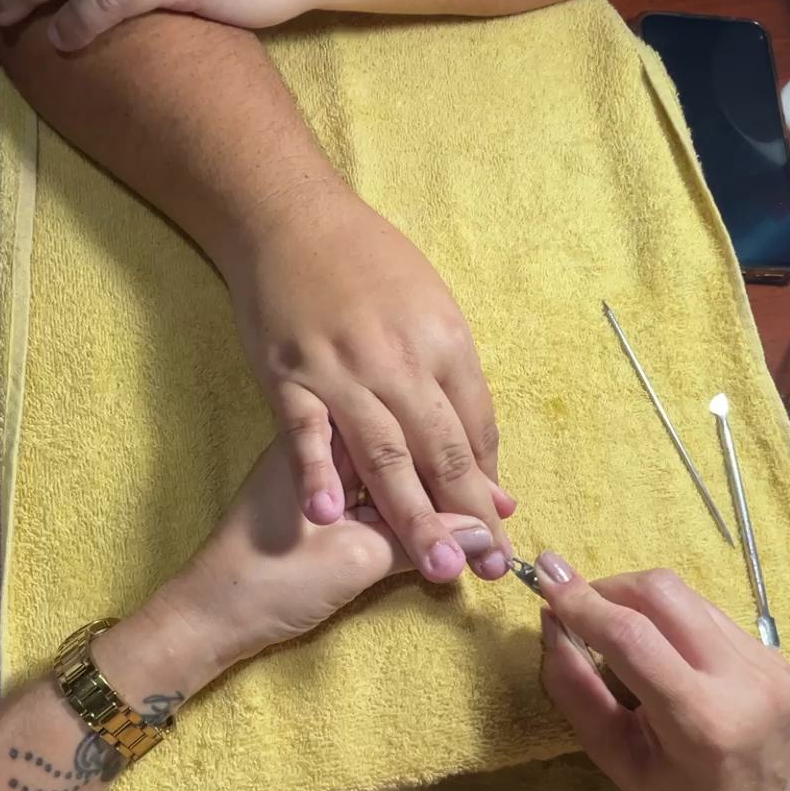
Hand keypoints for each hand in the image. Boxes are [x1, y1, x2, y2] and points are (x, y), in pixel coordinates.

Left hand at [153, 443, 498, 676]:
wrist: (208, 613)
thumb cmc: (270, 580)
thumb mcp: (352, 561)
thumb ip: (418, 542)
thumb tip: (484, 535)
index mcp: (322, 442)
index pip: (406, 445)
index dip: (459, 475)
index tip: (503, 506)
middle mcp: (322, 445)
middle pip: (406, 454)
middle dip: (457, 484)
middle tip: (506, 510)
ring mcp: (320, 471)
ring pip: (395, 472)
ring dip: (438, 494)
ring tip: (490, 510)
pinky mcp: (320, 498)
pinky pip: (377, 492)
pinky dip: (410, 506)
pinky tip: (443, 518)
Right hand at [232, 189, 511, 584]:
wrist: (292, 218)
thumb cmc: (365, 262)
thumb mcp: (427, 306)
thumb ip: (451, 376)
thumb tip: (478, 445)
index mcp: (444, 341)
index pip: (475, 427)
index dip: (488, 483)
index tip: (498, 526)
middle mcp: (403, 360)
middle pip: (444, 449)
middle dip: (470, 515)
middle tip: (491, 572)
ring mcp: (345, 370)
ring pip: (386, 453)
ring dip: (414, 515)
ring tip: (438, 570)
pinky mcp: (291, 376)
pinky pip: (308, 433)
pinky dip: (317, 474)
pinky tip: (327, 516)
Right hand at [527, 554, 789, 790]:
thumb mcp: (611, 755)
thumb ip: (575, 688)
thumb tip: (550, 622)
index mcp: (702, 721)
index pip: (632, 637)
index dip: (582, 603)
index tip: (543, 577)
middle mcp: (742, 680)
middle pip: (661, 593)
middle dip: (607, 589)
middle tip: (580, 612)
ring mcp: (763, 661)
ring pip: (681, 592)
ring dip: (633, 598)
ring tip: (615, 630)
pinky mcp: (770, 651)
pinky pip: (701, 607)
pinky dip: (662, 612)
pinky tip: (656, 643)